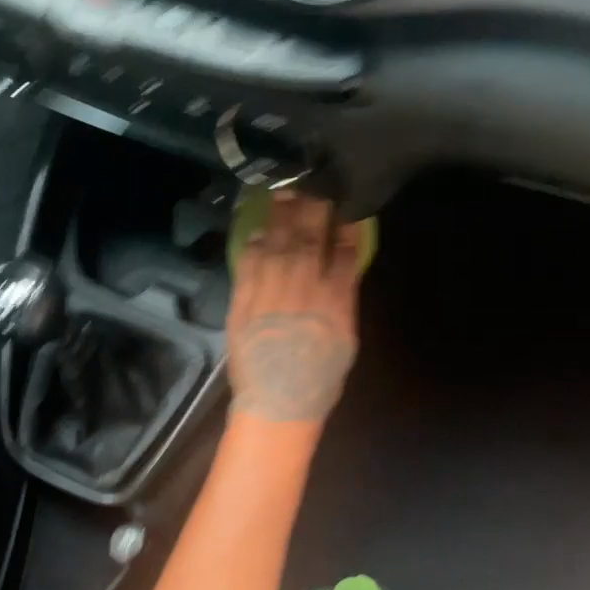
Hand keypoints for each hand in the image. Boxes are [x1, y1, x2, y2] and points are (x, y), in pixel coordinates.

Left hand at [226, 191, 364, 424]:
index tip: (345, 209)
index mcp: (335, 303)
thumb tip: (342, 269)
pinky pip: (249, 265)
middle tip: (311, 185)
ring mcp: (271, 296)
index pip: (344, 254)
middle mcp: (304, 292)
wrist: (278, 405)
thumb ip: (343, 301)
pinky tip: (260, 231)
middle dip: (312, 209)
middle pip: (309, 240)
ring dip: (281, 217)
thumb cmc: (318, 379)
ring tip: (284, 194)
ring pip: (277, 246)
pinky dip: (256, 245)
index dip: (345, 228)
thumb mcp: (345, 341)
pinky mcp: (243, 303)